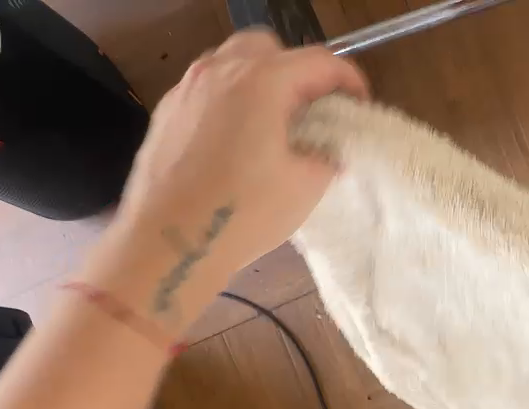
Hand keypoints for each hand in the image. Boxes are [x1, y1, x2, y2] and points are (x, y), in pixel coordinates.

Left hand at [85, 31, 367, 333]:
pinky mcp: (168, 110)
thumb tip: (327, 153)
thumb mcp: (305, 189)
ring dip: (262, 84)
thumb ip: (325, 159)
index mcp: (263, 81)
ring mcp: (189, 86)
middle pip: (269, 49)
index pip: (318, 62)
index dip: (348, 80)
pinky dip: (232, 103)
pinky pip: (209, 91)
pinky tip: (239, 143)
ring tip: (276, 126)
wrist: (173, 238)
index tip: (360, 104)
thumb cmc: (245, 212)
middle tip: (313, 111)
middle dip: (298, 72)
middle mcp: (222, 70)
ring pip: (233, 64)